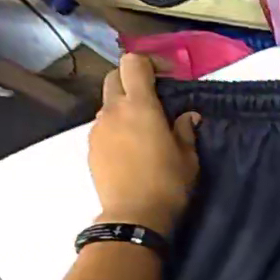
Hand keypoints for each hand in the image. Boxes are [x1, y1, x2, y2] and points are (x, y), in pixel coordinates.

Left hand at [89, 53, 199, 233]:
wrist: (133, 217)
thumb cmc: (167, 184)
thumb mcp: (188, 157)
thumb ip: (185, 130)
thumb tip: (187, 116)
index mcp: (139, 105)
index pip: (134, 63)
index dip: (151, 62)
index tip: (168, 75)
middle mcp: (113, 110)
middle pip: (114, 77)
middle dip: (132, 79)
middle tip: (154, 97)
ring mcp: (98, 129)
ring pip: (108, 104)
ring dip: (124, 106)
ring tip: (144, 128)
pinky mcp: (91, 148)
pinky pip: (103, 126)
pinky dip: (116, 127)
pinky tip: (132, 148)